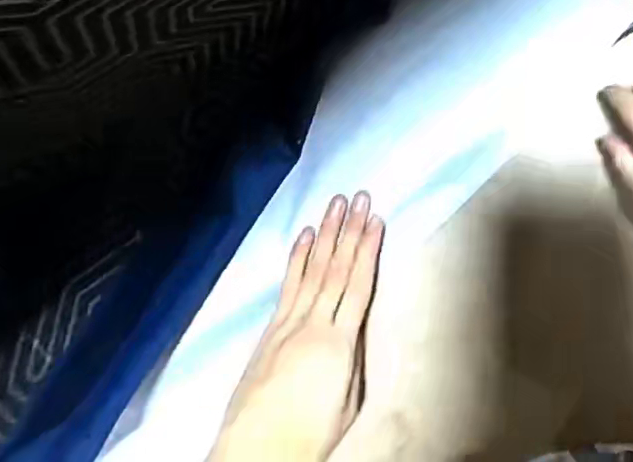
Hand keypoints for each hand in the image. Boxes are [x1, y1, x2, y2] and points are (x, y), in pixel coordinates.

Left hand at [208, 193, 383, 461]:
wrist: (256, 456)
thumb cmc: (310, 438)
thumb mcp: (348, 403)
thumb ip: (355, 360)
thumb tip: (358, 329)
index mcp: (340, 344)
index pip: (359, 285)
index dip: (369, 249)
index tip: (377, 219)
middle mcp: (314, 325)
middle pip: (337, 268)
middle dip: (350, 230)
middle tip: (360, 197)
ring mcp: (289, 324)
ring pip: (314, 269)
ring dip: (327, 233)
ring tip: (337, 203)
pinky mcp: (271, 330)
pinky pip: (288, 286)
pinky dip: (298, 258)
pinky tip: (305, 235)